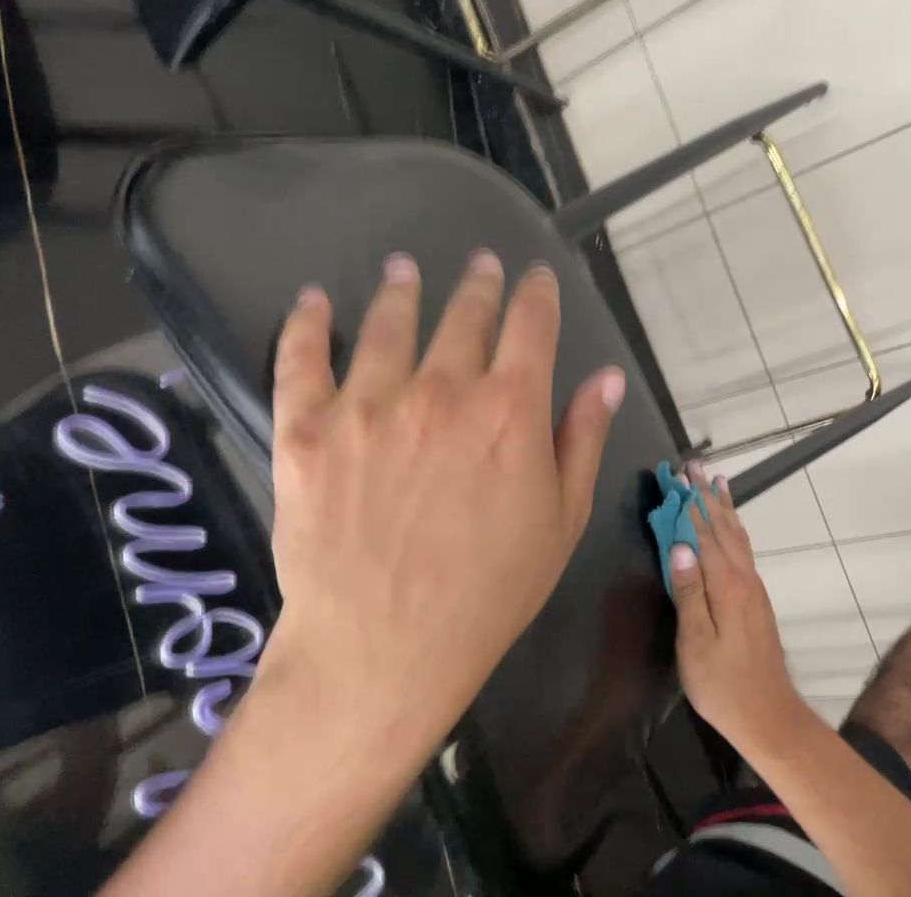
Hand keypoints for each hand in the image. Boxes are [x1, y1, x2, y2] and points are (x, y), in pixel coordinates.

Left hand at [260, 250, 626, 737]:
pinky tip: (315, 301)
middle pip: (464, 315)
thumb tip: (606, 378)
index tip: (537, 277)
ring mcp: (370, 404)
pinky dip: (308, 324)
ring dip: (402, 290)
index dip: (538, 293)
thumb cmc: (491, 589)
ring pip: (389, 325)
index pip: (531, 325)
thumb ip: (582, 439)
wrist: (385, 646)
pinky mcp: (308, 429)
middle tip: (480, 264)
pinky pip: (303, 360)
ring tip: (404, 269)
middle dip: (478, 284)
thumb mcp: (562, 518)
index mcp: (511, 408)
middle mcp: (442, 389)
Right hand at [669, 468, 807, 746]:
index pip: (702, 534)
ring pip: (737, 536)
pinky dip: (734, 528)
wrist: (768, 714)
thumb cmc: (722, 684)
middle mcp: (743, 578)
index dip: (688, 505)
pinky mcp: (756, 598)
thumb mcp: (695, 643)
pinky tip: (731, 524)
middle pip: (722, 528)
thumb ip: (688, 592)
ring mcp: (753, 587)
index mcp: (725, 585)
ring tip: (716, 481)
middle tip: (694, 466)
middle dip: (706, 496)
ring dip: (724, 507)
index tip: (676, 475)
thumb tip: (679, 545)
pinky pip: (742, 549)